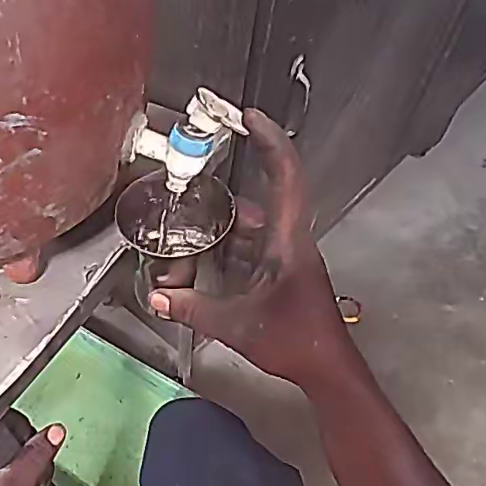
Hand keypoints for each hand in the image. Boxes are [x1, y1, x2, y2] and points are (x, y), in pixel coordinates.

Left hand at [0, 424, 63, 485]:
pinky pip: (26, 455)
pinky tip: (33, 482)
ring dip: (35, 458)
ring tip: (31, 479)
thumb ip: (35, 456)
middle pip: (13, 427)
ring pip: (23, 442)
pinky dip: (35, 466)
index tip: (27, 441)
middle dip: (30, 446)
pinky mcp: (3, 469)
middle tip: (30, 467)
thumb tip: (54, 431)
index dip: (17, 426)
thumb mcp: (17, 485)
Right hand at [148, 108, 353, 386]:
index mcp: (288, 243)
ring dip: (227, 222)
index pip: (286, 177)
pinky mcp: (283, 273)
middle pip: (264, 197)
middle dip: (231, 185)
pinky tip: (206, 255)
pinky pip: (254, 247)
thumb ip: (194, 310)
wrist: (326, 368)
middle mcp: (290, 243)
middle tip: (199, 176)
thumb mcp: (237, 326)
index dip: (270, 142)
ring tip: (193, 221)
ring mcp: (288, 258)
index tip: (251, 118)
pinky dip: (231, 246)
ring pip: (256, 226)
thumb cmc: (296, 342)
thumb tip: (159, 299)